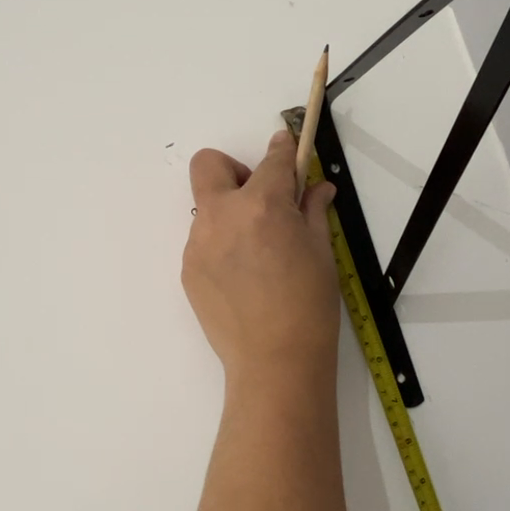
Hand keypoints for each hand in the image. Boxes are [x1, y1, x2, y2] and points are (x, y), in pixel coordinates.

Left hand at [183, 130, 340, 381]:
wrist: (275, 362)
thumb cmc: (309, 306)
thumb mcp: (321, 253)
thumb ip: (312, 212)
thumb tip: (316, 189)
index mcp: (263, 205)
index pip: (272, 160)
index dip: (284, 150)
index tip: (288, 148)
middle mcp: (223, 216)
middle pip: (211, 165)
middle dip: (234, 169)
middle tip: (260, 200)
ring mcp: (199, 244)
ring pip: (207, 209)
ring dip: (230, 216)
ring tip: (258, 256)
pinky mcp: (188, 271)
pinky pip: (203, 243)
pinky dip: (222, 247)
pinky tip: (244, 281)